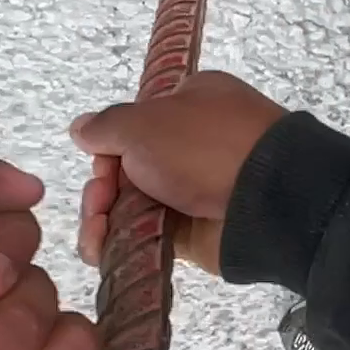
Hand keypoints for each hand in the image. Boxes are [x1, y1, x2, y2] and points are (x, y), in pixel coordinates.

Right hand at [73, 70, 285, 273]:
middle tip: (100, 198)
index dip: (111, 142)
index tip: (101, 157)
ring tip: (99, 227)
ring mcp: (194, 187)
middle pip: (128, 165)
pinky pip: (142, 233)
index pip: (138, 120)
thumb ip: (109, 125)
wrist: (267, 198)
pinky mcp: (191, 228)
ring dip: (102, 216)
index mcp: (195, 102)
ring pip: (129, 202)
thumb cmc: (207, 146)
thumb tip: (83, 127)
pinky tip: (102, 246)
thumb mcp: (148, 121)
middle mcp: (195, 143)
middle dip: (102, 185)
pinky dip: (117, 240)